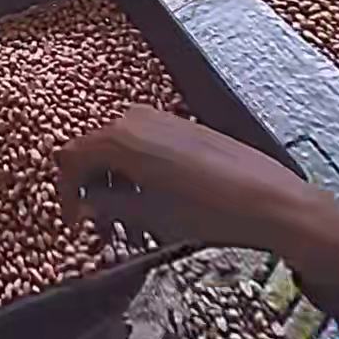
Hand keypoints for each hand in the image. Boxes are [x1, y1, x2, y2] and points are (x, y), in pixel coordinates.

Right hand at [55, 106, 338, 285]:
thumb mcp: (147, 215)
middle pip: (91, 149)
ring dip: (112, 177)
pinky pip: (139, 140)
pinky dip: (133, 166)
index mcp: (117, 138)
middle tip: (98, 222)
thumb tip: (83, 207)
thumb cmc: (206, 210)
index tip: (73, 221)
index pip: (71, 159)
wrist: (271, 199)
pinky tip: (149, 195)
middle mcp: (130, 117)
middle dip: (90, 185)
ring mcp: (155, 116)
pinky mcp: (176, 122)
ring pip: (115, 145)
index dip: (66, 192)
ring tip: (127, 215)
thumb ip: (105, 207)